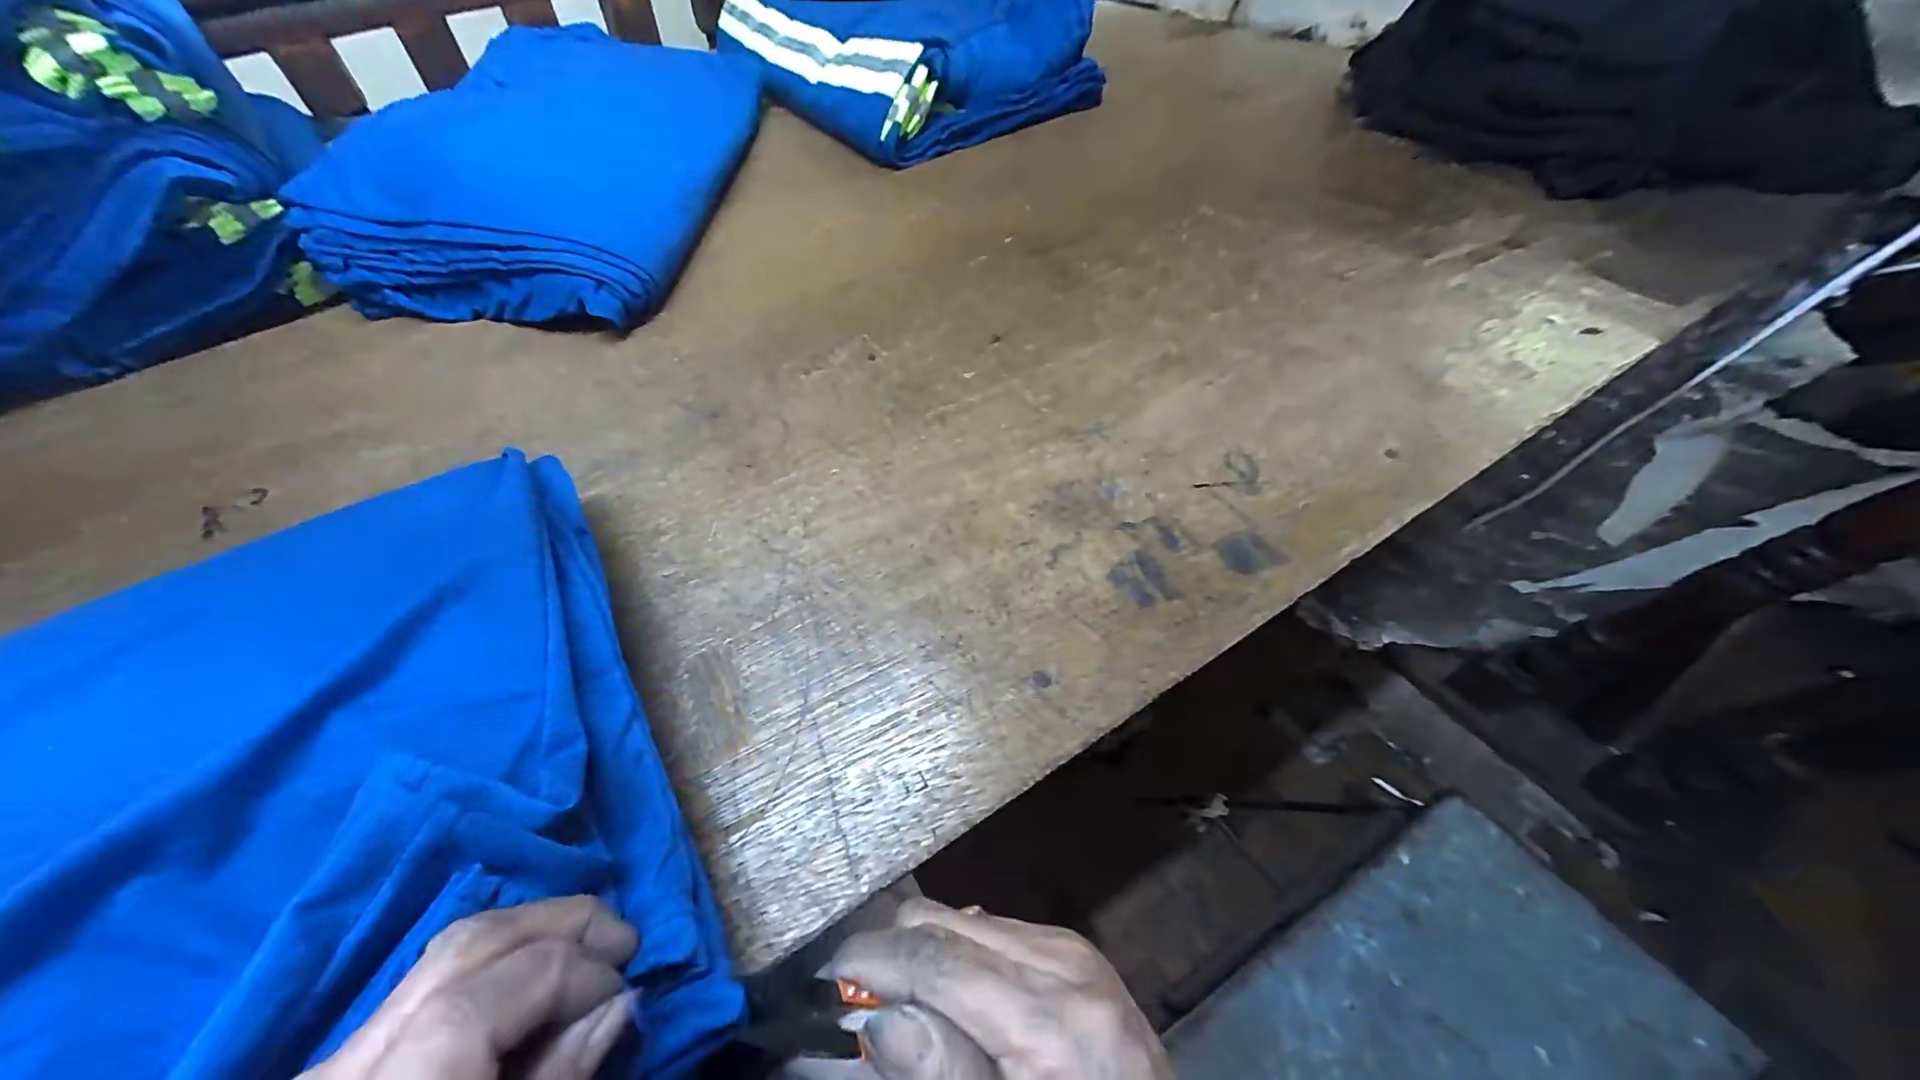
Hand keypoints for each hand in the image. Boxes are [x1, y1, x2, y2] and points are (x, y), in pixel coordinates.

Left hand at [301, 896, 638, 1079]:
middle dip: (561, 924)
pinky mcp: (339, 1069)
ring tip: (592, 942)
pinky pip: (430, 984)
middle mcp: (346, 1072)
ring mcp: (332, 1066)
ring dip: (534, 931)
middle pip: (465, 949)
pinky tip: (538, 969)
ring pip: (445, 953)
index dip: (574, 976)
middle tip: (624, 938)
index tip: (626, 994)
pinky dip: (499, 962)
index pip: (488, 996)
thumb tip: (618, 1003)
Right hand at [797, 898, 1171, 1079]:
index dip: (871, 962)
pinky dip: (953, 950)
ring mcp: (1069, 947)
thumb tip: (879, 1019)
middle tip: (853, 999)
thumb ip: (947, 1073)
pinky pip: (989, 927)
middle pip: (943, 921)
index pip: (936, 959)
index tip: (825, 978)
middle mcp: (1062, 961)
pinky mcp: (1070, 947)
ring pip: (960, 915)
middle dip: (888, 950)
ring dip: (918, 949)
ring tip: (896, 997)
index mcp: (1052, 1018)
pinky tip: (947, 991)